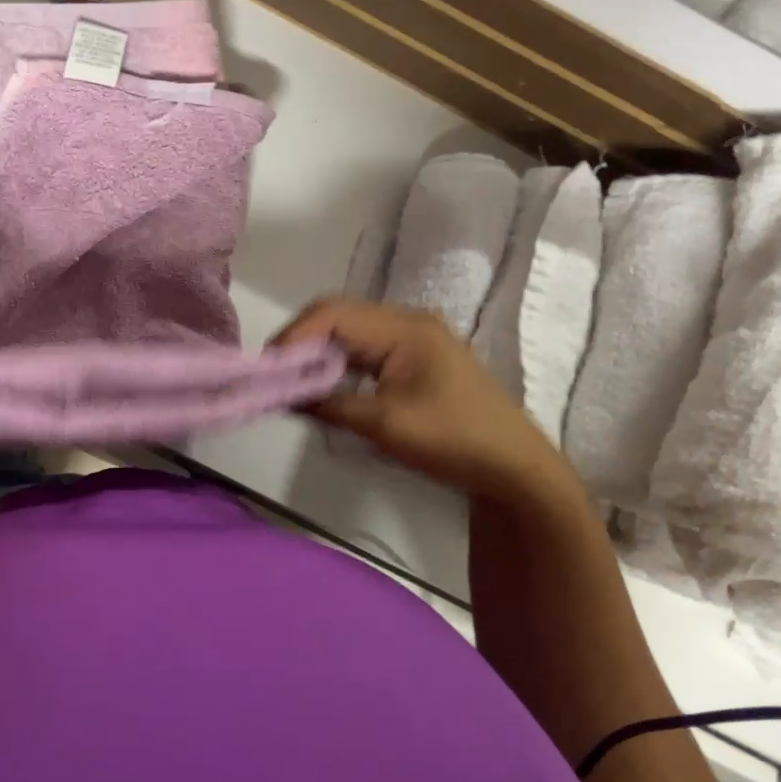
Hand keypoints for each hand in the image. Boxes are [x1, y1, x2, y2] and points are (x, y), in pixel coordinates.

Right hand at [274, 298, 571, 503]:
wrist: (514, 468)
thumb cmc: (453, 441)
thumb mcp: (383, 424)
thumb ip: (329, 403)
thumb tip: (284, 395)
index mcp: (406, 329)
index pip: (333, 314)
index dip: (293, 336)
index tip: (266, 367)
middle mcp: (410, 322)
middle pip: (338, 313)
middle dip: (299, 339)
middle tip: (271, 372)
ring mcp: (415, 338)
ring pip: (348, 328)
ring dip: (315, 349)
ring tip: (289, 378)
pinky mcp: (415, 356)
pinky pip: (363, 345)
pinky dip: (335, 359)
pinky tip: (321, 382)